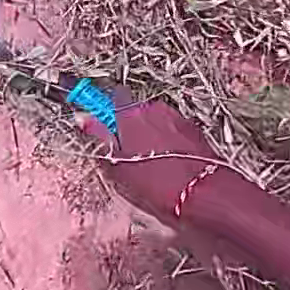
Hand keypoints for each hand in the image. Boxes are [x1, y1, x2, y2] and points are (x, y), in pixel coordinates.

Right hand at [77, 94, 225, 222]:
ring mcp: (177, 118)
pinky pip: (173, 130)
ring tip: (148, 163)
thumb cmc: (157, 183)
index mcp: (131, 114)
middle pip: (135, 110)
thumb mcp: (118, 165)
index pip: (113, 95)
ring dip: (149, 135)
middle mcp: (155, 109)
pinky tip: (167, 165)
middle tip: (124, 153)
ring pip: (155, 121)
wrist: (204, 194)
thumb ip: (100, 138)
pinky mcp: (195, 131)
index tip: (100, 122)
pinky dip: (167, 142)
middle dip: (129, 126)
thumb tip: (84, 121)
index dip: (106, 109)